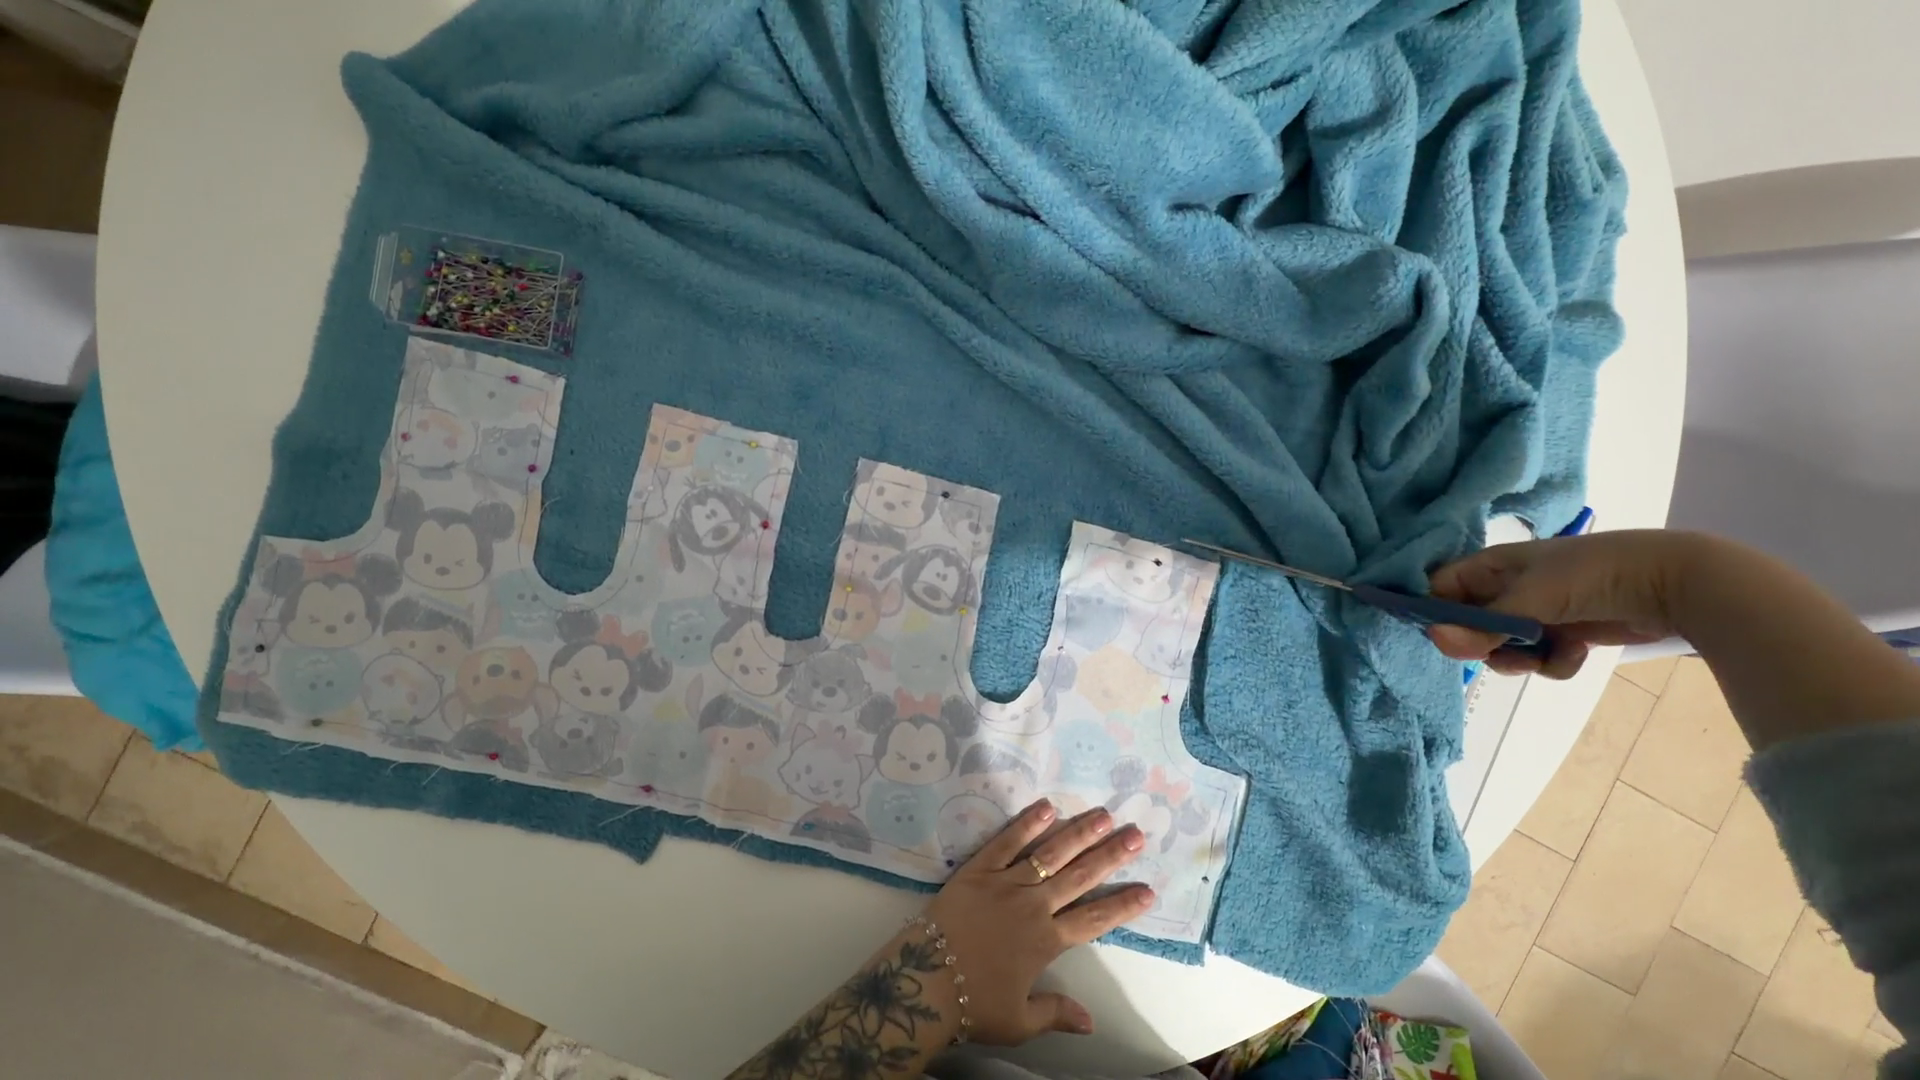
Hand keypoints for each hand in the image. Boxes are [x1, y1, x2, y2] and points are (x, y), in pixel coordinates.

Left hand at [921, 799, 1151, 1044]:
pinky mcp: (978, 870)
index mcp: (1046, 942)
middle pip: (1079, 876)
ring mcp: (1005, 884)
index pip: (1094, 919)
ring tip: (1103, 815)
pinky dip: (1026, 824)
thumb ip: (1056, 1013)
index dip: (1122, 905)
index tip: (1148, 890)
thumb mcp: (1019, 1022)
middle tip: (1136, 835)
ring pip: (1049, 853)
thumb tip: (1091, 1021)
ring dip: (1078, 833)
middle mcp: (1033, 906)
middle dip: (1111, 855)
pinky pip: (1006, 843)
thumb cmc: (972, 1004)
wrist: (923, 981)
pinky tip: (1046, 806)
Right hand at [1425, 530, 1699, 678]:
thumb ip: (1483, 627)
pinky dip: (1554, 661)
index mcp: (1491, 567)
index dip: (1434, 614)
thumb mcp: (1530, 599)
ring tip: (1543, 658)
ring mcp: (1538, 611)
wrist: (1673, 582)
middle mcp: (1508, 589)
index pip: (1440, 589)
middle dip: (1482, 646)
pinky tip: (1576, 654)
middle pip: (1469, 626)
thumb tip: (1434, 641)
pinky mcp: (1567, 633)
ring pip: (1504, 648)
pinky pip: (1541, 657)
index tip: (1442, 639)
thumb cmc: (1590, 575)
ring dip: (1519, 660)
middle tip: (1498, 654)